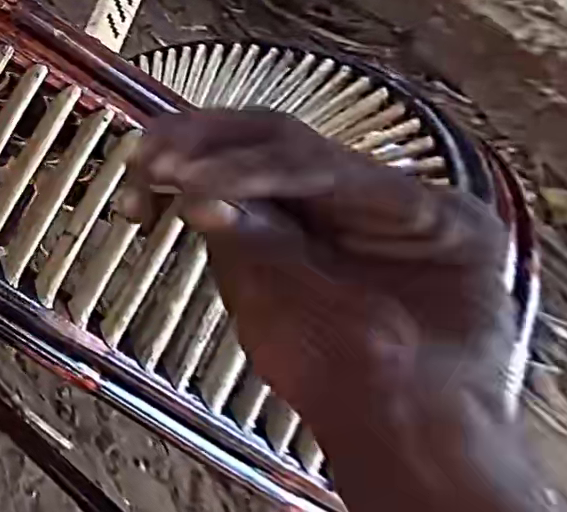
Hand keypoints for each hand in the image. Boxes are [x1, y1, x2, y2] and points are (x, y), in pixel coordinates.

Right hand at [122, 111, 534, 508]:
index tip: (186, 186)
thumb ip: (273, 256)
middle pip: (269, 137)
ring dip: (170, 157)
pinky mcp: (257, 206)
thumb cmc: (392, 393)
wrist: (385, 430)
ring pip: (225, 142)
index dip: (247, 170)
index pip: (321, 166)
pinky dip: (161, 183)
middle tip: (148, 165)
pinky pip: (200, 173)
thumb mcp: (343, 328)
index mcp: (432, 216)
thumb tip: (199, 205)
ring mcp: (311, 195)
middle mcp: (371, 189)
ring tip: (134, 182)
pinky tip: (137, 207)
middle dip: (199, 147)